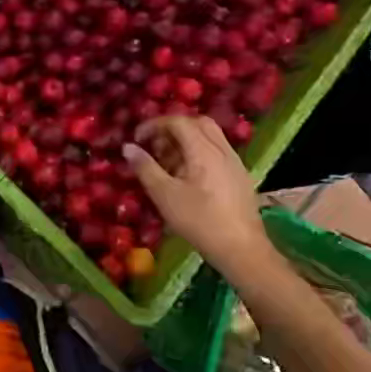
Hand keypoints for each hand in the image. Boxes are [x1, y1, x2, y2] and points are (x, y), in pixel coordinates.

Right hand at [123, 116, 270, 271]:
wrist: (242, 249)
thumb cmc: (199, 221)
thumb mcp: (164, 195)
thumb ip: (145, 168)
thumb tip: (128, 147)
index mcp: (204, 150)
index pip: (179, 121)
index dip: (154, 125)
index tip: (137, 138)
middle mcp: (222, 149)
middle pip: (197, 123)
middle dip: (172, 129)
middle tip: (154, 145)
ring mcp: (234, 162)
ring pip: (209, 137)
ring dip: (186, 141)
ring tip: (167, 162)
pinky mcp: (239, 176)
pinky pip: (217, 151)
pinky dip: (198, 152)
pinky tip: (187, 176)